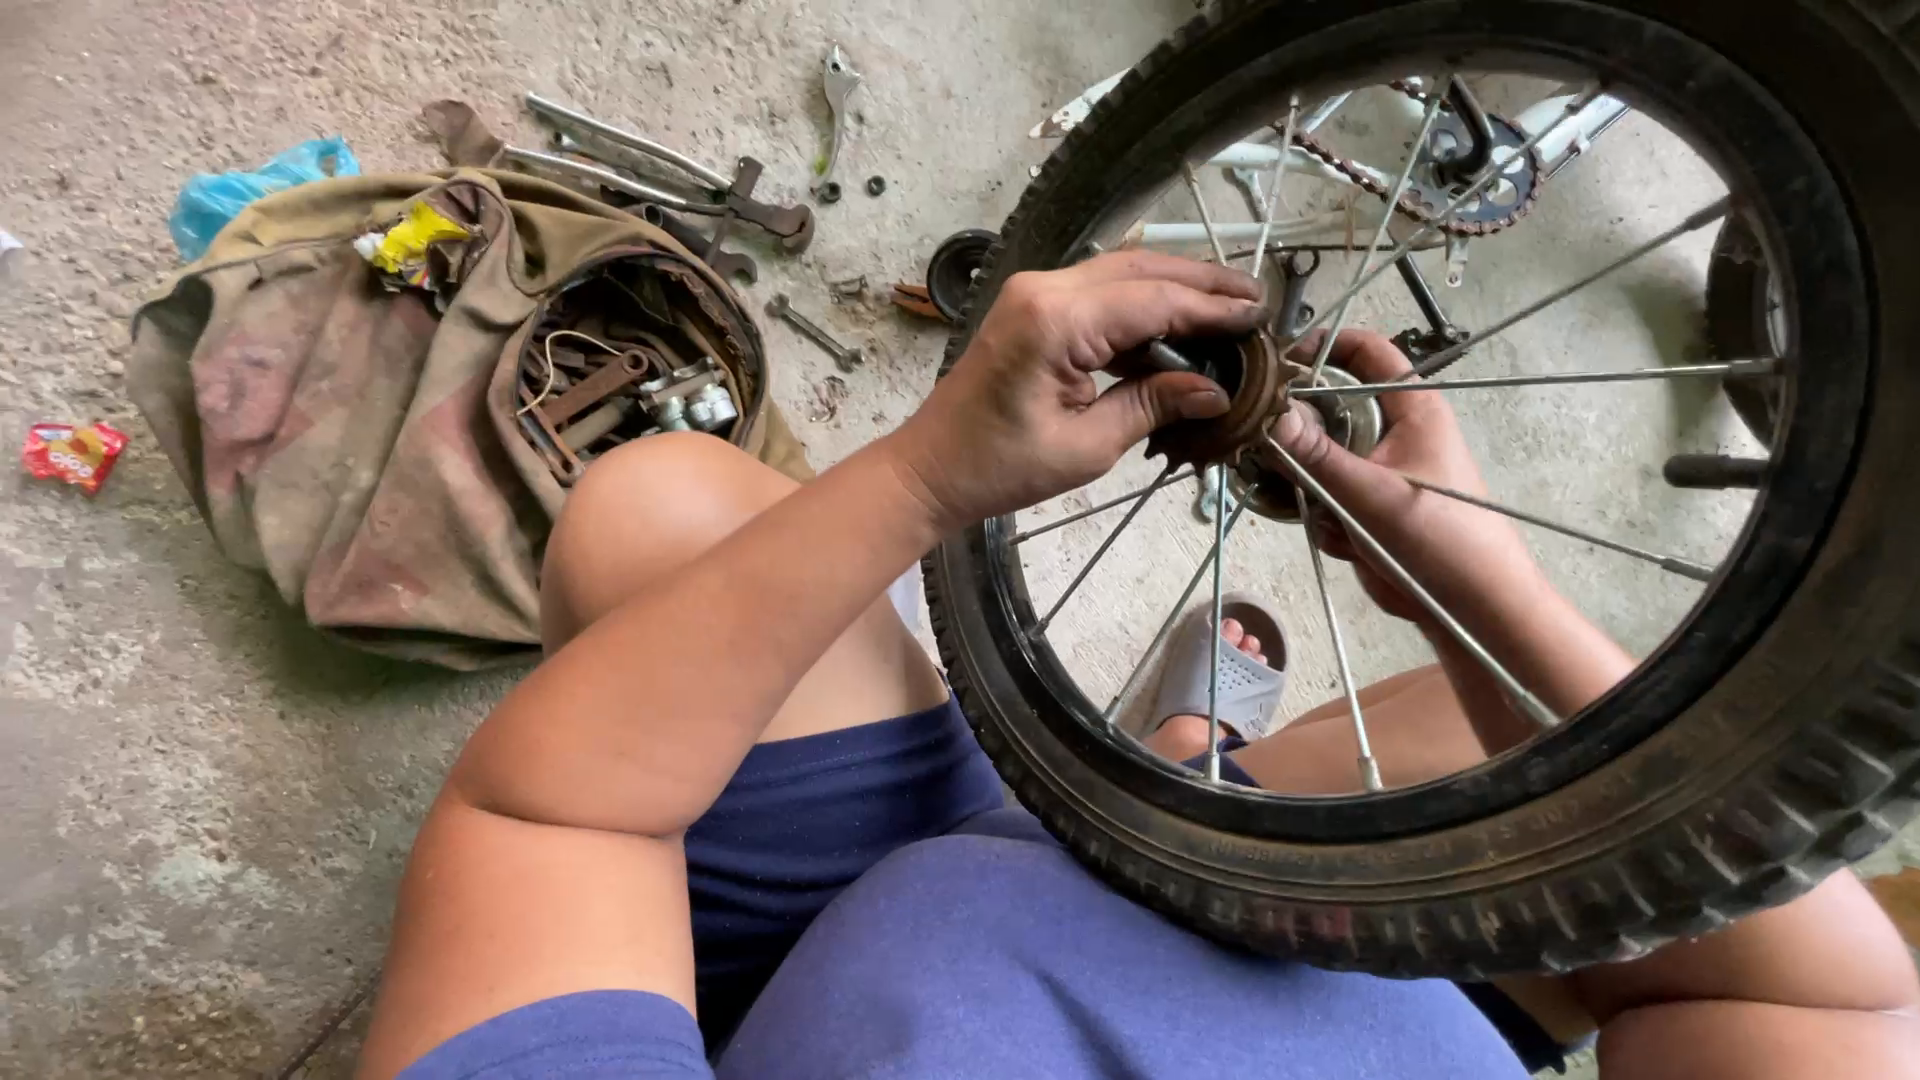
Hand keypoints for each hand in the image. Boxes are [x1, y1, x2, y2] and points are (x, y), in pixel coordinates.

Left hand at [886, 252, 1263, 529]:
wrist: (930, 469)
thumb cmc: (998, 469)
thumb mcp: (1085, 447)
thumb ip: (1151, 405)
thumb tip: (1216, 390)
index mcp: (1054, 320)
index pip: (1153, 300)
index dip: (1211, 310)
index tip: (1261, 317)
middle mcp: (1043, 288)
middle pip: (1140, 270)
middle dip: (1201, 284)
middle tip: (1256, 300)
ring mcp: (1032, 292)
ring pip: (1120, 274)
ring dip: (1173, 290)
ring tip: (1227, 309)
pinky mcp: (1029, 307)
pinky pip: (1097, 294)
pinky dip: (1138, 306)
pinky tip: (1174, 324)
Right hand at [1268, 329, 1546, 624]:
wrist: (1470, 604)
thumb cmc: (1437, 536)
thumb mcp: (1367, 492)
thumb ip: (1314, 454)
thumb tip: (1268, 413)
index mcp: (1411, 409)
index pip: (1367, 351)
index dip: (1322, 346)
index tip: (1276, 365)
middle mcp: (1393, 432)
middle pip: (1329, 411)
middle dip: (1301, 439)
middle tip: (1272, 455)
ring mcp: (1379, 470)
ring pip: (1320, 460)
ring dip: (1312, 489)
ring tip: (1323, 516)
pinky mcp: (1368, 505)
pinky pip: (1326, 497)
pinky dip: (1325, 518)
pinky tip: (1343, 541)